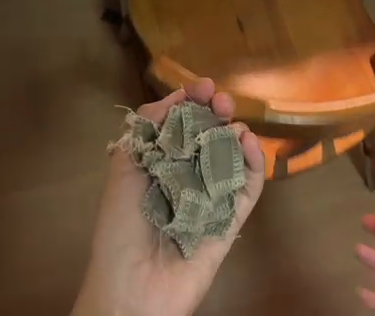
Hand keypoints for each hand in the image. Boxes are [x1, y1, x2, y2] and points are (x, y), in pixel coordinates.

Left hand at [72, 78, 265, 315]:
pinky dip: (253, 166)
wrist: (131, 287)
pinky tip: (250, 145)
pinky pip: (247, 191)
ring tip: (236, 124)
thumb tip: (178, 96)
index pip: (182, 124)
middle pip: (210, 137)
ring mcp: (211, 199)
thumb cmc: (120, 224)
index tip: (205, 87)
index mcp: (160, 163)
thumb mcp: (124, 166)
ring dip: (238, 135)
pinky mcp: (230, 222)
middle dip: (218, 114)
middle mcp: (187, 177)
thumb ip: (148, 126)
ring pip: (231, 159)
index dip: (194, 102)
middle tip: (223, 103)